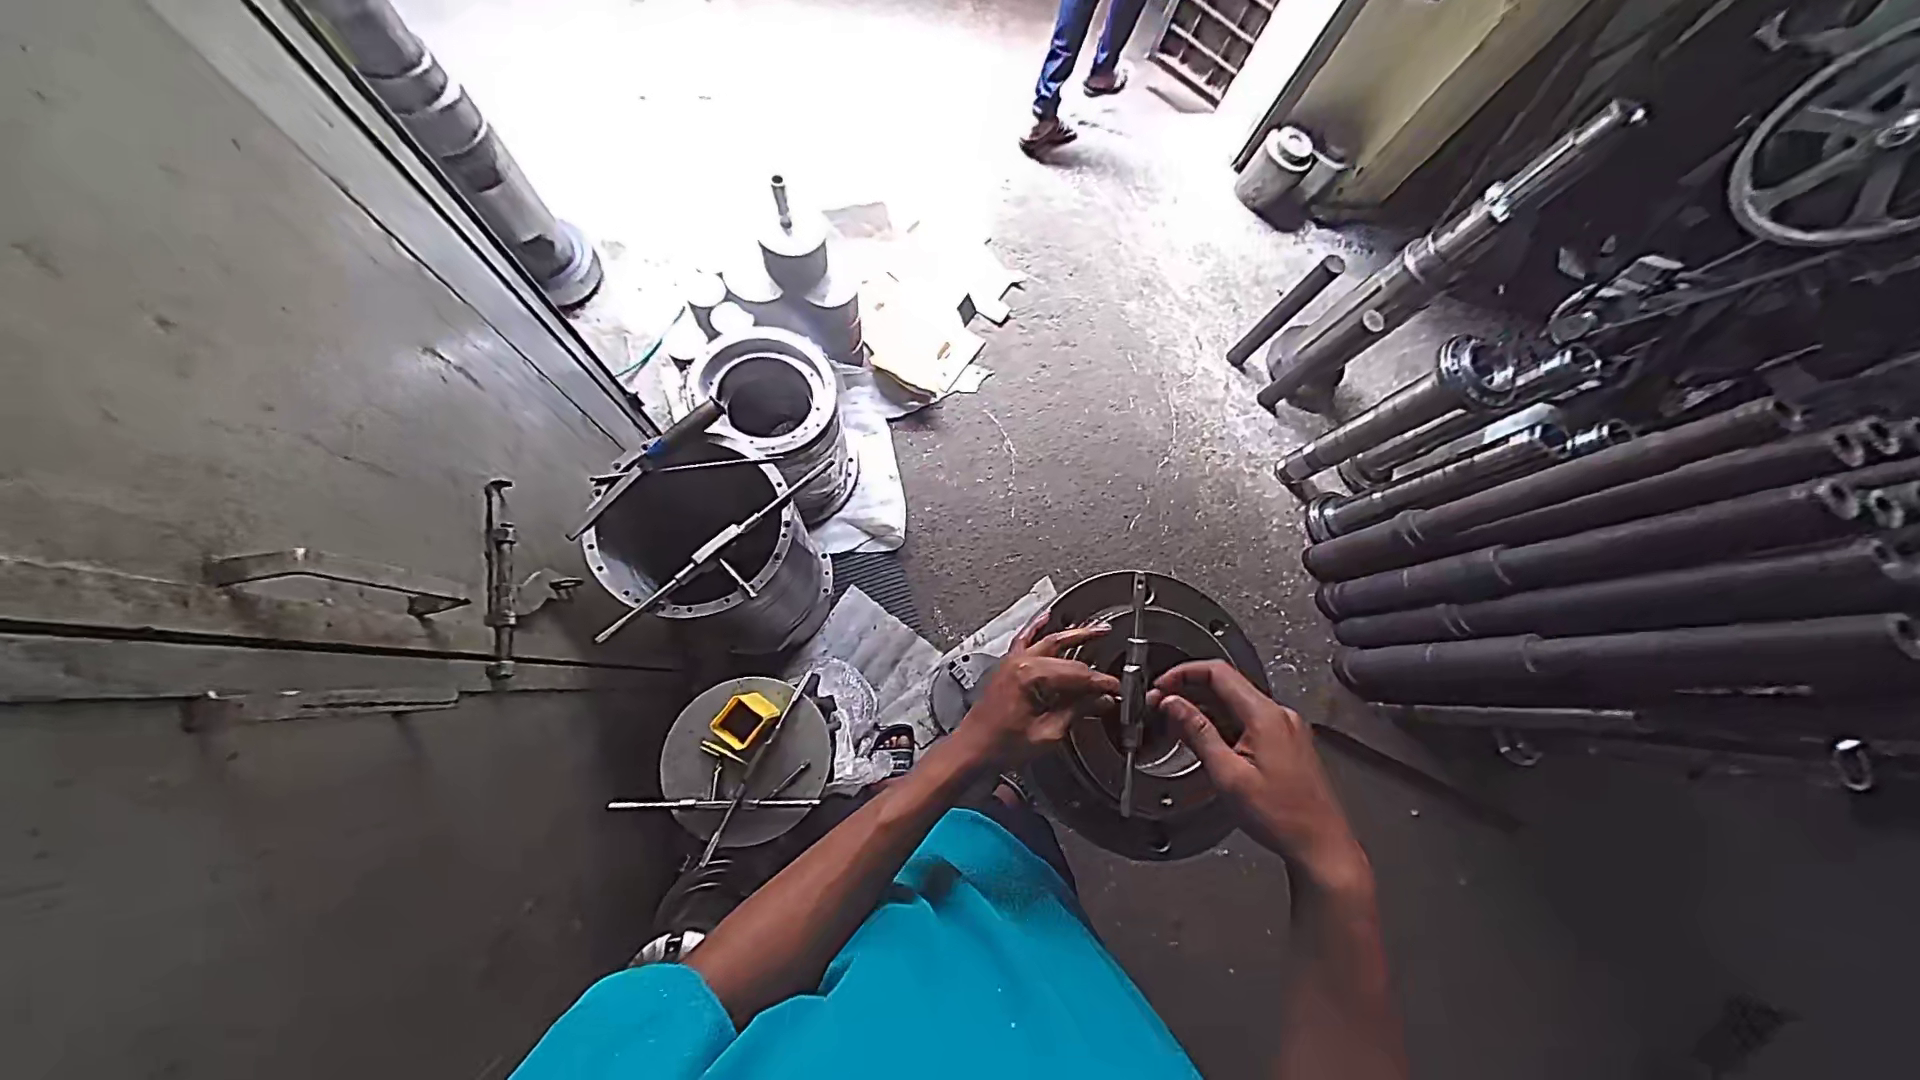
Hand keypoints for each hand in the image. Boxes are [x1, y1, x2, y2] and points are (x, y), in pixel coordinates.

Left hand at [952, 612, 1120, 769]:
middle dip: (1092, 668)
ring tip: (1096, 629)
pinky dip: (1037, 627)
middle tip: (1114, 669)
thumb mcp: (1048, 733)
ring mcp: (1013, 660)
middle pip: (1067, 658)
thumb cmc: (1001, 744)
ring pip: (1049, 641)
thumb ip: (1076, 711)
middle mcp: (1021, 662)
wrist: (974, 747)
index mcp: (1031, 676)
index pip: (1077, 674)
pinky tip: (1047, 618)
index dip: (1101, 683)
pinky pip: (1025, 639)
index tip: (1116, 690)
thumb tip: (1100, 700)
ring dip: (1074, 634)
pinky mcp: (1008, 665)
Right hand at [1153, 661, 1366, 889]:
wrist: (1322, 848)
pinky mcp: (1286, 742)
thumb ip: (1197, 732)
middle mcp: (1279, 716)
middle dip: (1189, 693)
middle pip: (1225, 685)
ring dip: (1204, 710)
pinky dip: (1222, 725)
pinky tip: (1207, 744)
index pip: (1217, 672)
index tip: (1162, 686)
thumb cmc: (1283, 818)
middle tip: (1163, 707)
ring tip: (1179, 729)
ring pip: (1235, 704)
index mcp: (1266, 716)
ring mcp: (1285, 728)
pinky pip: (1247, 720)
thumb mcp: (1228, 775)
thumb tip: (1174, 704)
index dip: (1183, 673)